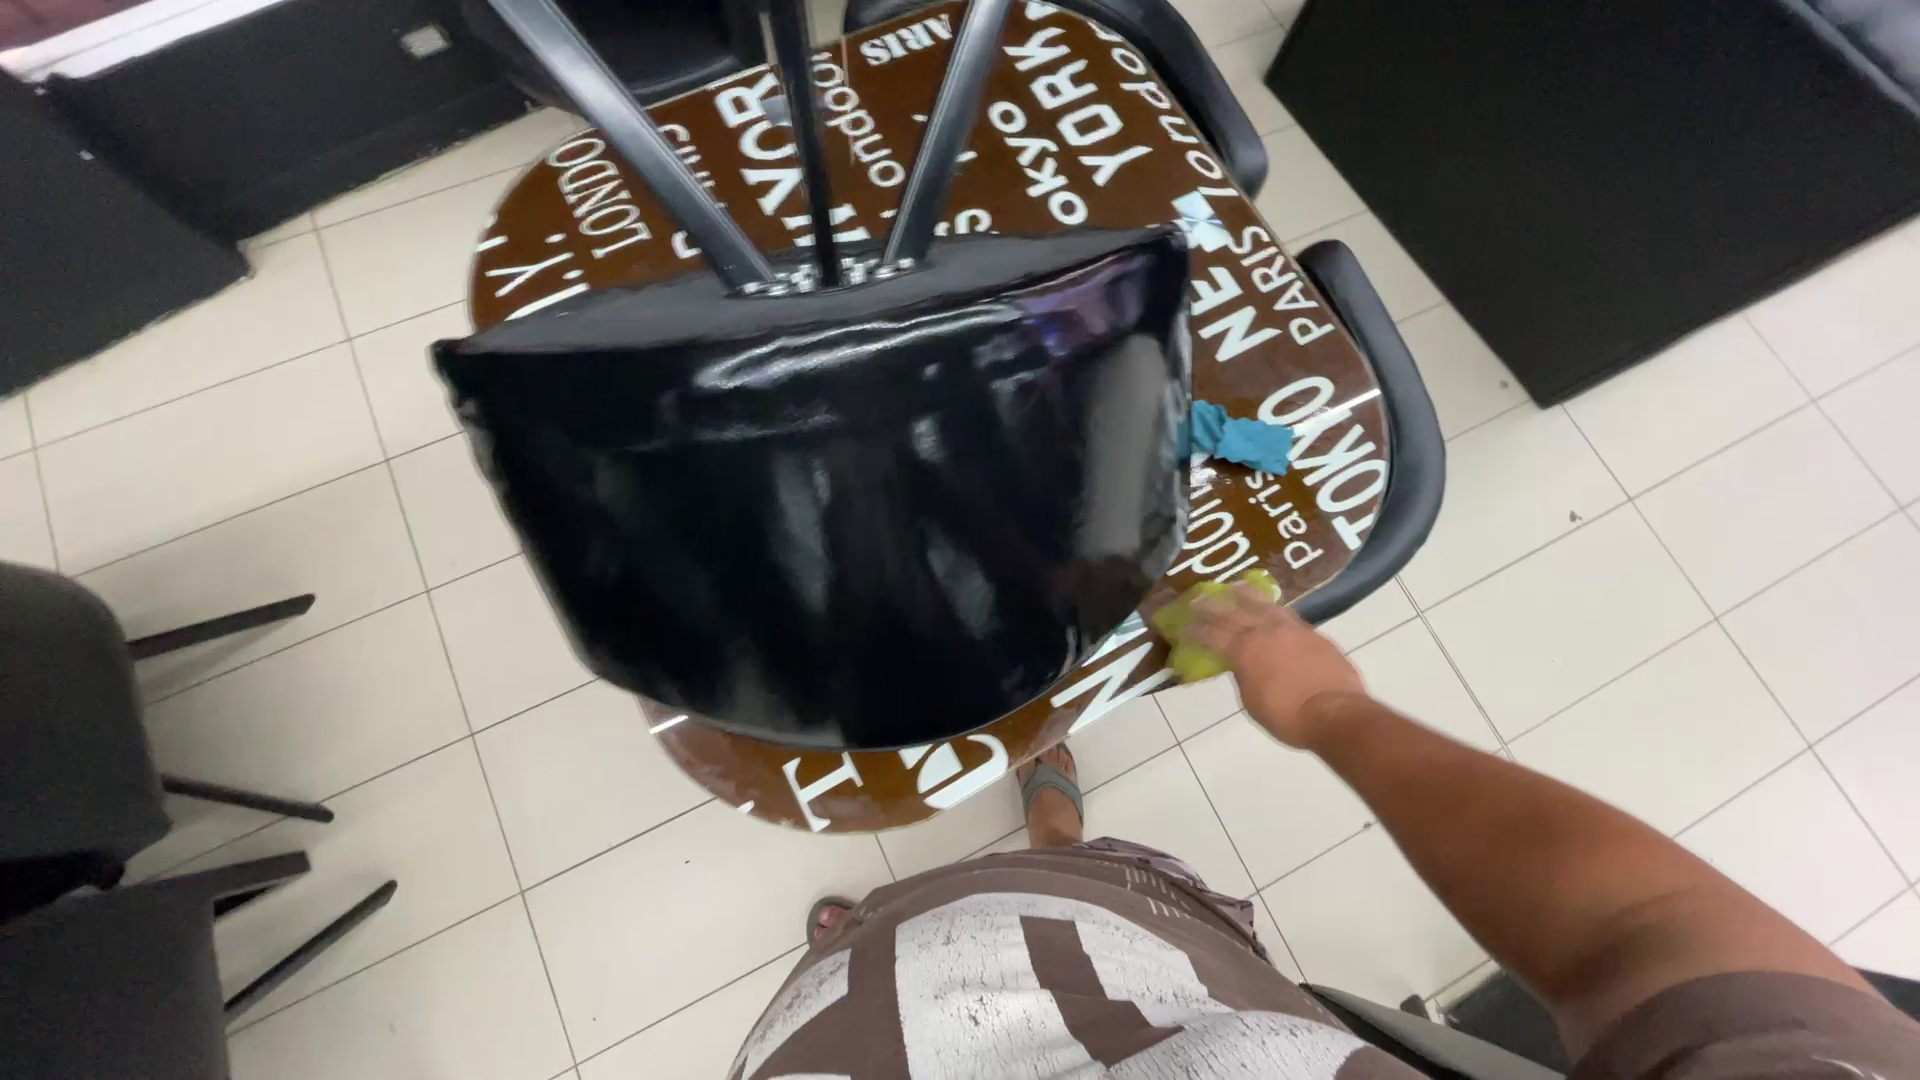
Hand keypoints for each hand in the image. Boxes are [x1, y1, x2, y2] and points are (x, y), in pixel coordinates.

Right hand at [1186, 584, 1366, 749]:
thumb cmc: (1287, 715)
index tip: (1182, 624)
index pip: (1212, 636)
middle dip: (1213, 606)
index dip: (1195, 630)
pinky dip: (1274, 608)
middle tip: (1198, 598)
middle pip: (1234, 613)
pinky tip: (1272, 608)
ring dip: (1246, 595)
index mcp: (1244, 650)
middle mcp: (1265, 632)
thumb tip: (1243, 666)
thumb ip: (1245, 677)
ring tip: (1235, 587)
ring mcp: (1292, 630)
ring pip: (1264, 605)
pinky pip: (1288, 614)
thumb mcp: (1252, 701)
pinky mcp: (1314, 635)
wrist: (1336, 713)